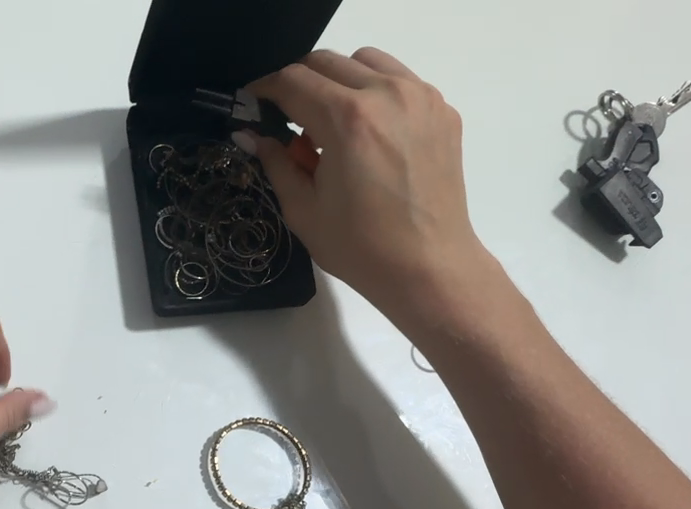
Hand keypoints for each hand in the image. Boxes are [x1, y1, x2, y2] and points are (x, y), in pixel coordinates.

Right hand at [244, 49, 490, 315]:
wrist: (425, 265)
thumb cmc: (358, 247)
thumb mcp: (303, 209)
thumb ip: (276, 163)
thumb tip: (250, 135)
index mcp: (347, 119)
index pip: (294, 82)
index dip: (265, 89)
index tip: (251, 102)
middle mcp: (386, 94)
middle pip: (328, 62)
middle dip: (298, 83)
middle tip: (285, 118)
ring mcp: (420, 97)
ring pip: (366, 63)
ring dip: (338, 82)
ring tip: (329, 126)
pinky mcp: (440, 109)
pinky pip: (398, 81)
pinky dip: (373, 95)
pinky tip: (365, 136)